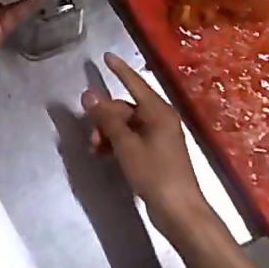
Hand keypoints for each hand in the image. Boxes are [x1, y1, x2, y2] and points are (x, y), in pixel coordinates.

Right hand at [85, 53, 215, 238]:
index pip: (135, 83)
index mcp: (158, 112)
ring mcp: (159, 136)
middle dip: (104, 117)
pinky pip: (131, 138)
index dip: (119, 69)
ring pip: (126, 124)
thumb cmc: (155, 173)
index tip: (106, 56)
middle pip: (125, 107)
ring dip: (108, 132)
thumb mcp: (126, 145)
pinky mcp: (156, 153)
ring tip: (94, 149)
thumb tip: (89, 95)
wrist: (179, 211)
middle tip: (90, 135)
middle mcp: (160, 119)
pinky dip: (116, 143)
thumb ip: (107, 119)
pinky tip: (104, 155)